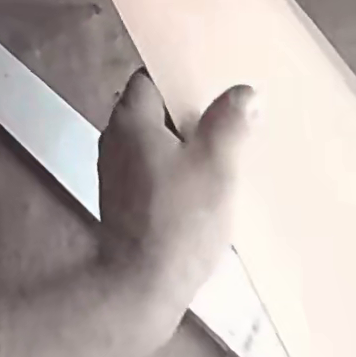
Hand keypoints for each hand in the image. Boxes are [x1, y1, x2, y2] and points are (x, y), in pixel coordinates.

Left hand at [94, 70, 256, 314]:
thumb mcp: (216, 166)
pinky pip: (145, 163)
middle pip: (148, 107)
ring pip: (148, 137)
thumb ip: (228, 123)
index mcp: (130, 119)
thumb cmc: (180, 217)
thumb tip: (243, 91)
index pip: (147, 78)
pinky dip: (169, 164)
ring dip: (178, 140)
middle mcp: (113, 135)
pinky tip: (198, 182)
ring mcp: (112, 164)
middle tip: (225, 120)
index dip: (177, 78)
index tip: (210, 85)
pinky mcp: (119, 192)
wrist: (142, 279)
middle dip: (184, 111)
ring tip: (219, 152)